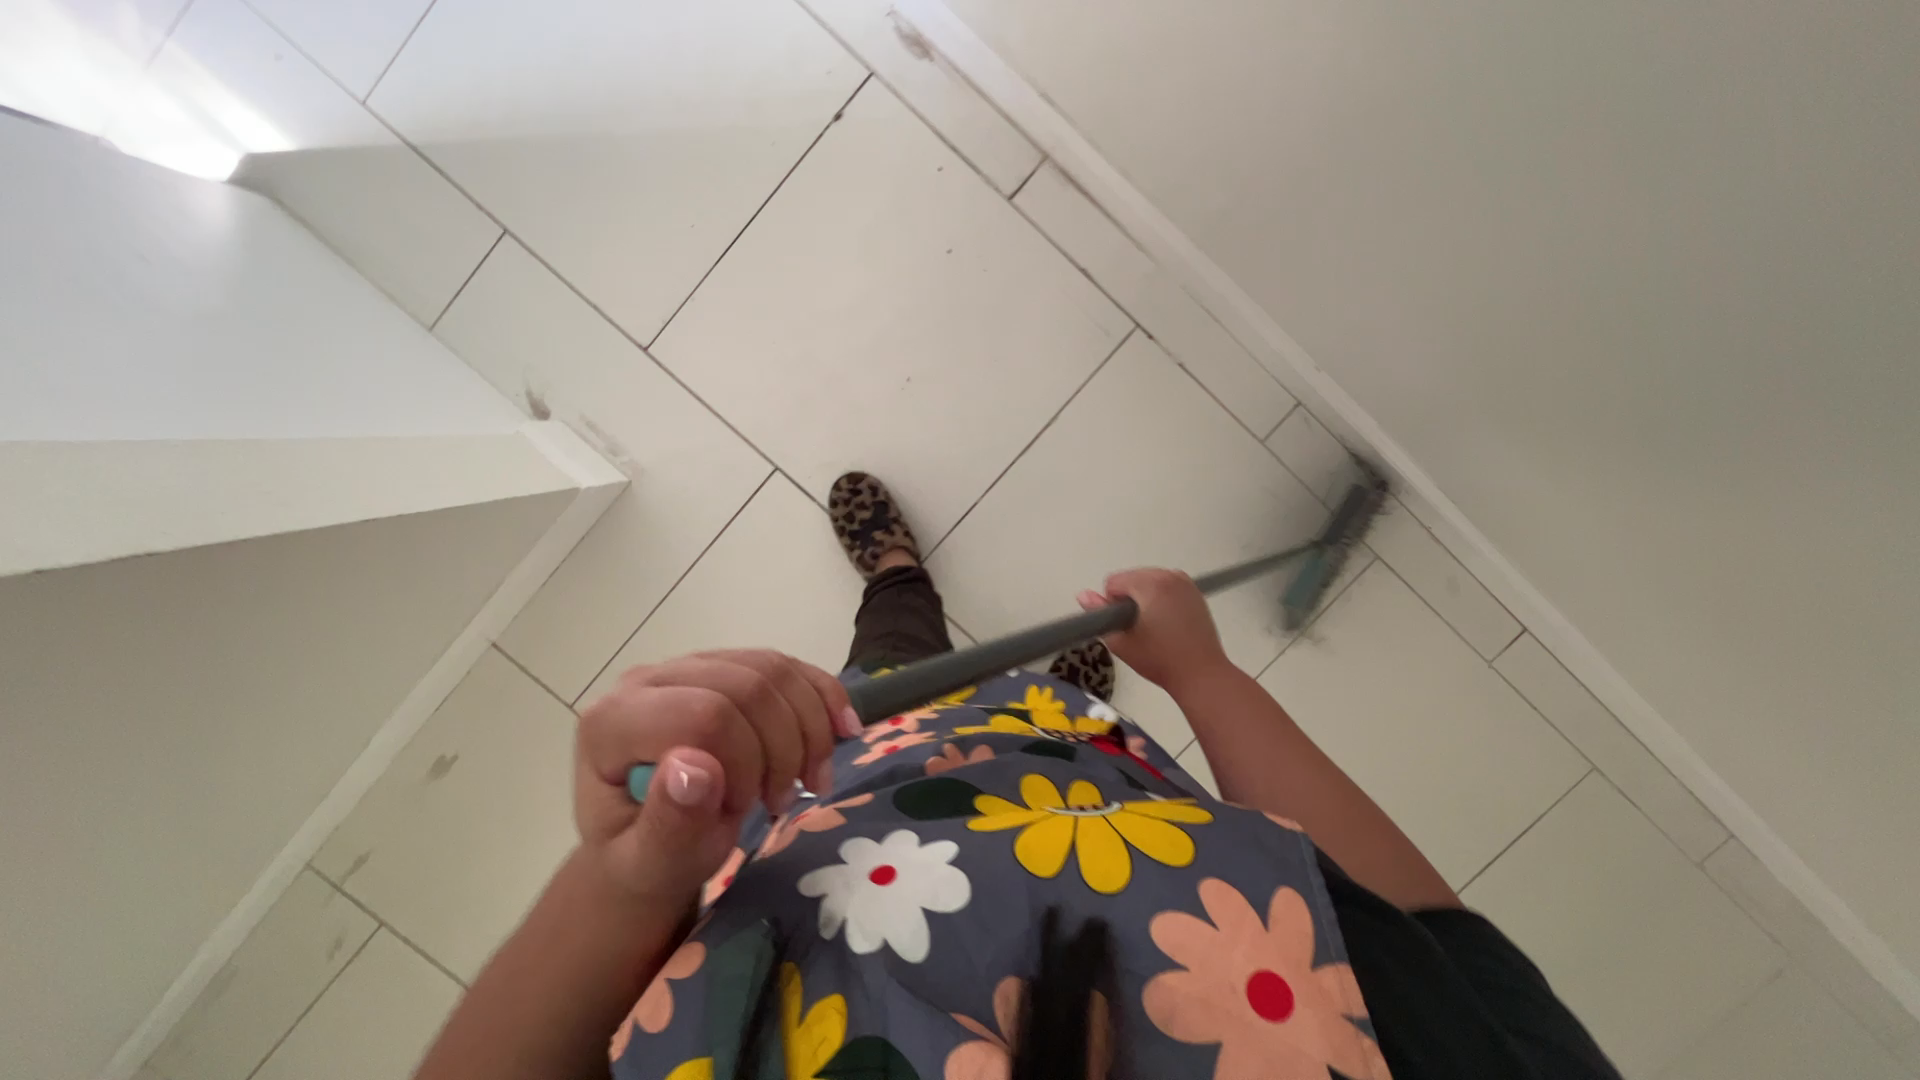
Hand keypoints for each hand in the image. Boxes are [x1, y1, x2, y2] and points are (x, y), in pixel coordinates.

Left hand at [573, 650, 860, 905]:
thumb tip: (694, 766)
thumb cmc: (647, 861)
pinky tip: (845, 731)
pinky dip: (825, 697)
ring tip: (808, 780)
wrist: (654, 848)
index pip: (704, 714)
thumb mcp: (652, 865)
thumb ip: (669, 824)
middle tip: (781, 801)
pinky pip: (788, 665)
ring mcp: (690, 667)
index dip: (743, 762)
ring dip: (810, 728)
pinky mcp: (727, 667)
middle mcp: (647, 679)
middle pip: (747, 683)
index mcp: (613, 723)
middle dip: (783, 747)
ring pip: (774, 668)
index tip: (742, 810)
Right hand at [1078, 568, 1232, 693]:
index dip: (1111, 605)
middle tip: (1139, 629)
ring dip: (1144, 598)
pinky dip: (1160, 598)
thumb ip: (1099, 613)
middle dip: (1129, 599)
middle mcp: (1169, 575)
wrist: (1201, 673)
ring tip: (1153, 627)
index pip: (1113, 582)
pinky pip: (1166, 586)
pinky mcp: (1195, 592)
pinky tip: (1167, 622)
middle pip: (1132, 578)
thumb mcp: (1121, 641)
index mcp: (1150, 584)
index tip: (1125, 626)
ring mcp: (1185, 582)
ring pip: (1148, 581)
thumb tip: (1083, 594)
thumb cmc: (1159, 660)